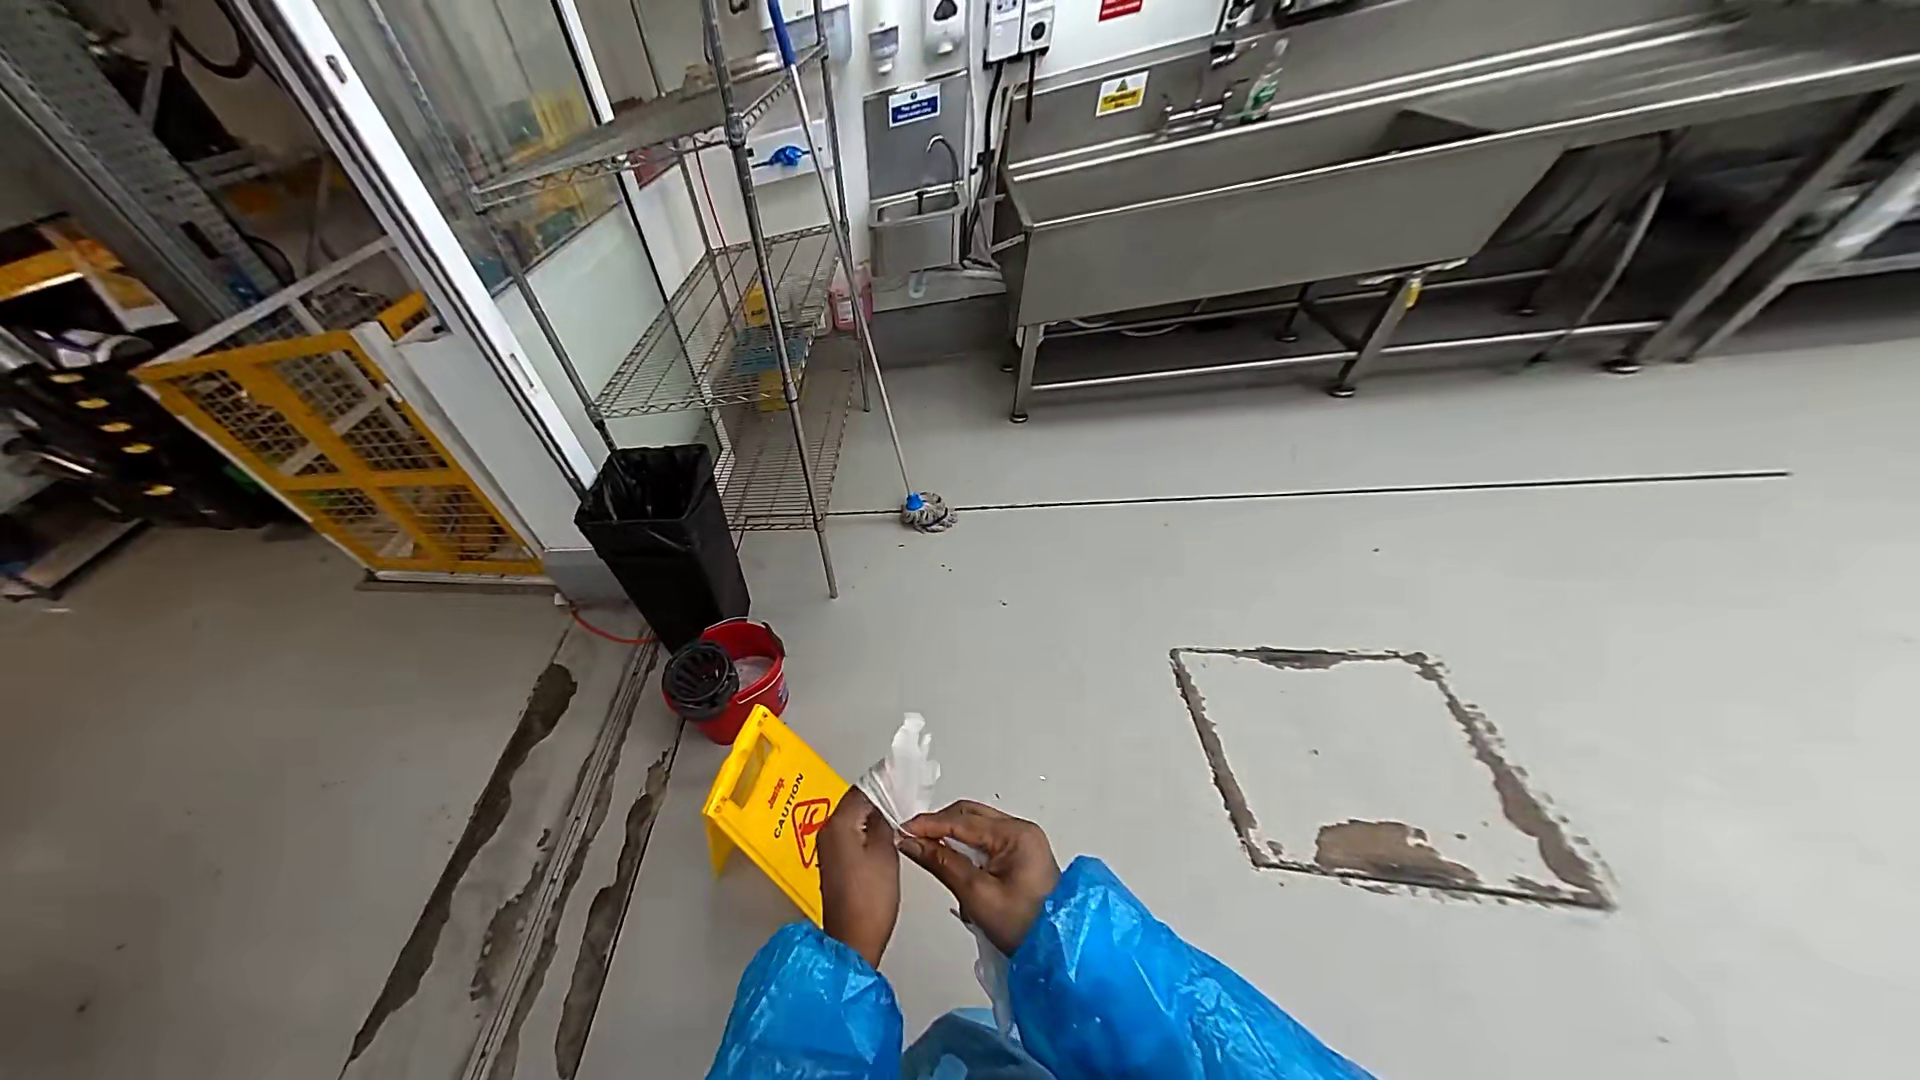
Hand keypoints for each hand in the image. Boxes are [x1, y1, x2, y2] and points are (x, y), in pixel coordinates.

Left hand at [817, 787, 900, 968]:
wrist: (854, 941)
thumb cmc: (870, 900)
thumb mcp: (886, 851)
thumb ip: (885, 820)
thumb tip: (885, 804)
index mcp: (838, 824)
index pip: (863, 788)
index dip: (884, 778)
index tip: (901, 771)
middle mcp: (828, 832)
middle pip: (856, 801)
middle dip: (880, 793)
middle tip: (904, 787)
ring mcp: (828, 848)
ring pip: (854, 817)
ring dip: (874, 811)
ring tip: (900, 807)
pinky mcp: (834, 862)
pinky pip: (852, 832)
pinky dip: (868, 827)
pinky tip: (886, 830)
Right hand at [898, 800, 1060, 955]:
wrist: (1057, 952)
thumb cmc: (1025, 928)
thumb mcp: (977, 896)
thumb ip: (943, 864)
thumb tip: (913, 843)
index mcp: (1016, 834)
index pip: (962, 819)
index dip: (929, 824)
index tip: (903, 830)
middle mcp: (1021, 830)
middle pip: (969, 816)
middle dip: (940, 828)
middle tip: (913, 840)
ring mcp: (1022, 842)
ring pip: (975, 829)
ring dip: (953, 842)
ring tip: (934, 858)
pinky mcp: (1019, 856)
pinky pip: (985, 843)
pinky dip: (967, 854)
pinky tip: (958, 871)